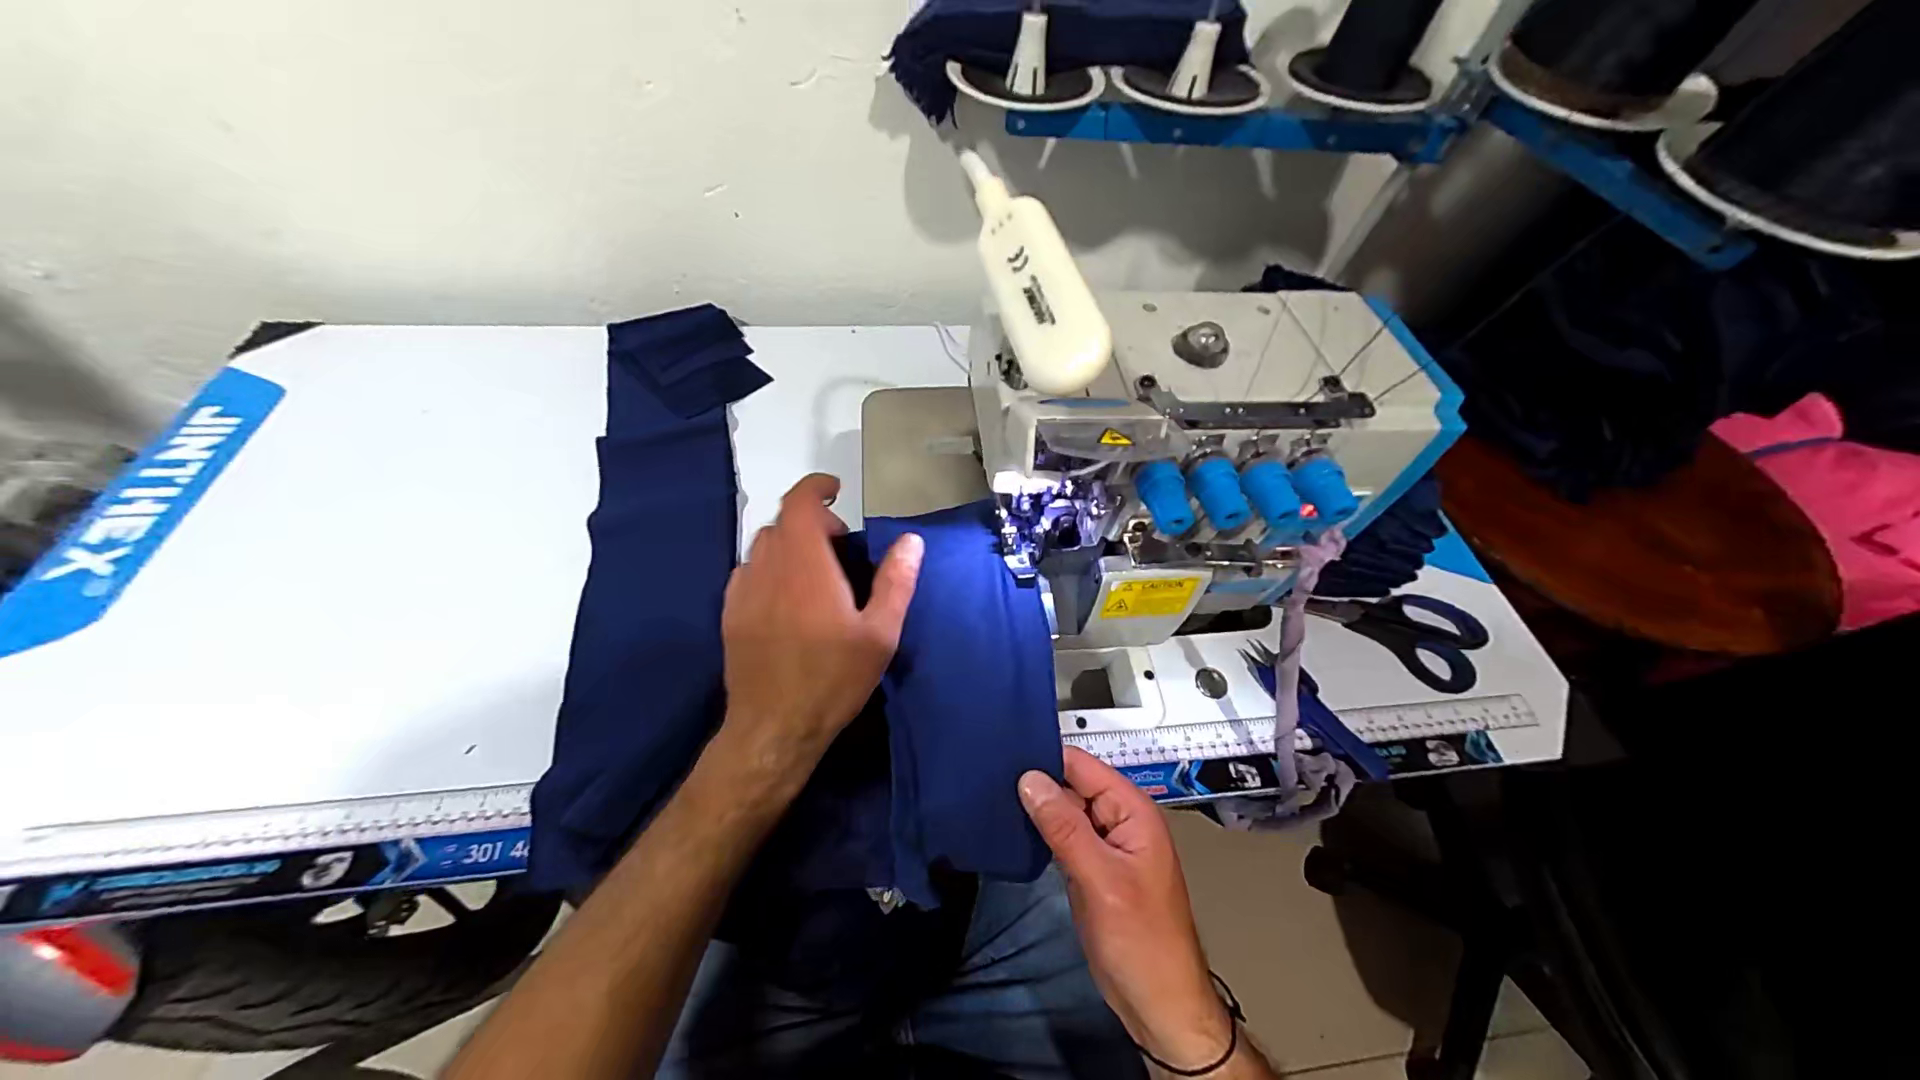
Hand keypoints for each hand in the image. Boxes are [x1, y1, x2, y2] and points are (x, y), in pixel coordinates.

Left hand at [721, 473, 922, 767]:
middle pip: (782, 523)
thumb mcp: (880, 635)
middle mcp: (768, 569)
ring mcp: (743, 591)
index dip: (816, 487)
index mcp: (806, 567)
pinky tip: (787, 599)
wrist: (774, 727)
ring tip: (816, 574)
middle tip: (840, 548)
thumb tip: (910, 541)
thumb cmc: (833, 680)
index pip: (799, 504)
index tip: (836, 492)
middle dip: (812, 523)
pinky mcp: (730, 613)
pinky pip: (748, 571)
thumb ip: (896, 582)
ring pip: (763, 546)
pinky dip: (770, 568)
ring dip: (790, 545)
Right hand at [1019, 748, 1232, 1069]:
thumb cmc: (1143, 942)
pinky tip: (1012, 827)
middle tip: (988, 777)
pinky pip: (1061, 834)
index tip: (1003, 755)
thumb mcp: (1101, 880)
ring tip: (992, 797)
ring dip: (1035, 805)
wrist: (1158, 1005)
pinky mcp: (1089, 865)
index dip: (1045, 758)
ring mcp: (1103, 843)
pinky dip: (1040, 830)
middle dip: (1035, 780)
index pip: (1082, 765)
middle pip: (1070, 783)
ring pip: (1063, 808)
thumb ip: (1064, 827)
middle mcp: (1118, 820)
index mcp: (1132, 811)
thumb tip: (1029, 780)